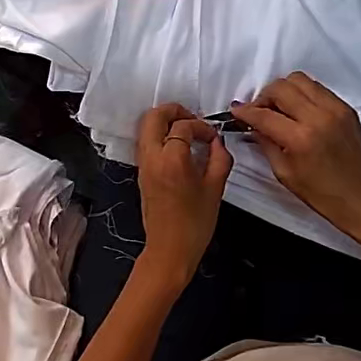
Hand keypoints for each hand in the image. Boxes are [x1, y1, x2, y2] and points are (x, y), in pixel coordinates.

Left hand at [133, 103, 232, 283]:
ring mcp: (143, 166)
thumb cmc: (195, 224)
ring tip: (187, 133)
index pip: (183, 125)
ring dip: (165, 123)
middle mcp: (152, 158)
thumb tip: (217, 142)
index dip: (201, 126)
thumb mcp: (215, 188)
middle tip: (193, 119)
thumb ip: (219, 158)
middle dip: (174, 111)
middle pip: (153, 117)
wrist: (169, 250)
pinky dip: (160, 137)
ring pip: (146, 129)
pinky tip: (179, 148)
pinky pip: (147, 144)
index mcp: (172, 159)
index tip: (213, 137)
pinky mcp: (141, 174)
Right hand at [231, 72, 360, 242]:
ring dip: (283, 91)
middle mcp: (319, 117)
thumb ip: (266, 144)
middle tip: (259, 112)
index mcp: (301, 138)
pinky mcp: (346, 109)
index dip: (245, 112)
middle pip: (281, 87)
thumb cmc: (323, 194)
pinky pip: (318, 88)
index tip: (237, 112)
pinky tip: (298, 111)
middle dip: (263, 97)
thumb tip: (253, 127)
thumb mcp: (284, 173)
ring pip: (300, 80)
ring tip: (279, 109)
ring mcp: (336, 110)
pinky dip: (302, 94)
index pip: (264, 114)